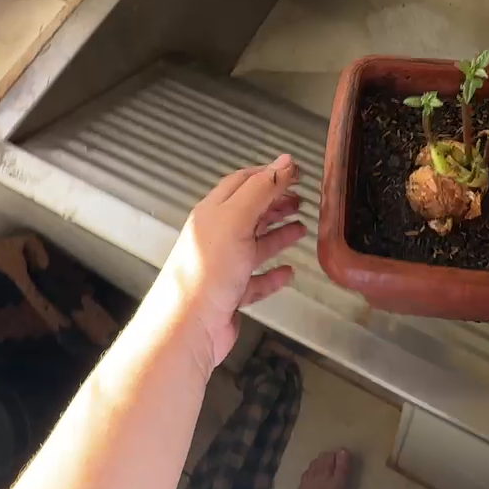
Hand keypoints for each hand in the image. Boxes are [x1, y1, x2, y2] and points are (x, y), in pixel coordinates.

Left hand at [154, 154, 305, 367]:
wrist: (187, 327)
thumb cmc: (206, 272)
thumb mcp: (237, 219)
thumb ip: (262, 189)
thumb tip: (285, 162)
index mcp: (213, 213)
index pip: (243, 182)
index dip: (270, 174)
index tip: (295, 171)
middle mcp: (215, 237)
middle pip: (249, 212)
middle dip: (275, 202)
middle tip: (299, 199)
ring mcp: (222, 267)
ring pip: (255, 245)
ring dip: (278, 235)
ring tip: (300, 229)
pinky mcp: (230, 294)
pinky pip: (257, 280)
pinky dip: (274, 274)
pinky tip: (288, 272)